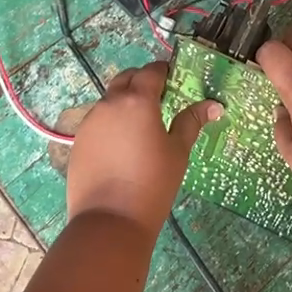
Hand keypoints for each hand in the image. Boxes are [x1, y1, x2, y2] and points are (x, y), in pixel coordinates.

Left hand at [66, 63, 221, 233]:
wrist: (110, 221)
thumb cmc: (153, 184)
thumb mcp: (178, 152)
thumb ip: (191, 122)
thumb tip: (213, 105)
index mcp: (138, 101)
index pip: (151, 71)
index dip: (163, 70)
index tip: (174, 78)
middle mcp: (110, 103)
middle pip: (126, 79)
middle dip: (142, 81)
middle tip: (159, 97)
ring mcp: (90, 122)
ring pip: (110, 100)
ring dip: (125, 102)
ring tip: (141, 125)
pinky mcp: (79, 140)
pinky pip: (98, 121)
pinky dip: (111, 123)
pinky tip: (122, 147)